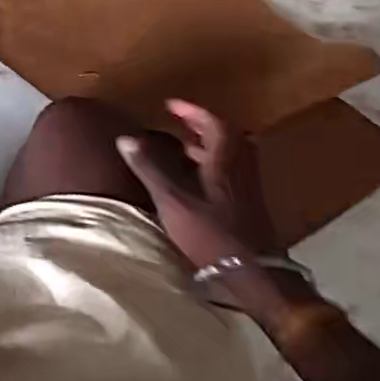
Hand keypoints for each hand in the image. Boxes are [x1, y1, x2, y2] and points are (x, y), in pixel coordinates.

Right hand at [117, 100, 310, 317]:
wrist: (253, 275)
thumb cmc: (211, 233)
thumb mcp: (172, 200)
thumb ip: (149, 168)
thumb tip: (125, 138)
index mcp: (225, 160)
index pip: (214, 123)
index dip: (192, 111)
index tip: (170, 105)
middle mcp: (240, 168)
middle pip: (227, 136)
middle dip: (202, 125)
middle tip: (178, 121)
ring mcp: (246, 187)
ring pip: (230, 154)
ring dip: (208, 144)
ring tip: (181, 145)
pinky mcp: (247, 204)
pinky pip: (230, 170)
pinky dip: (212, 163)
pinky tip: (194, 177)